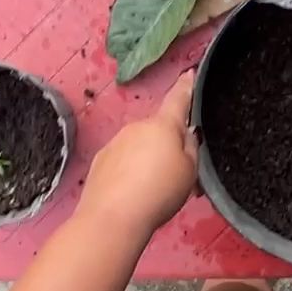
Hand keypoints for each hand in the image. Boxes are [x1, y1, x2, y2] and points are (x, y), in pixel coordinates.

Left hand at [77, 71, 199, 234]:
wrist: (112, 218)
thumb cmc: (159, 192)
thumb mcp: (190, 171)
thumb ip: (191, 148)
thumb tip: (185, 134)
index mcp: (163, 125)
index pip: (178, 98)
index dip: (186, 86)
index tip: (190, 72)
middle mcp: (137, 127)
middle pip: (159, 130)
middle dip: (168, 144)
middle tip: (178, 173)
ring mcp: (115, 143)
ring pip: (140, 146)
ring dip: (148, 160)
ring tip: (155, 190)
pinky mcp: (101, 162)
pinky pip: (123, 161)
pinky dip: (131, 172)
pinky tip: (134, 193)